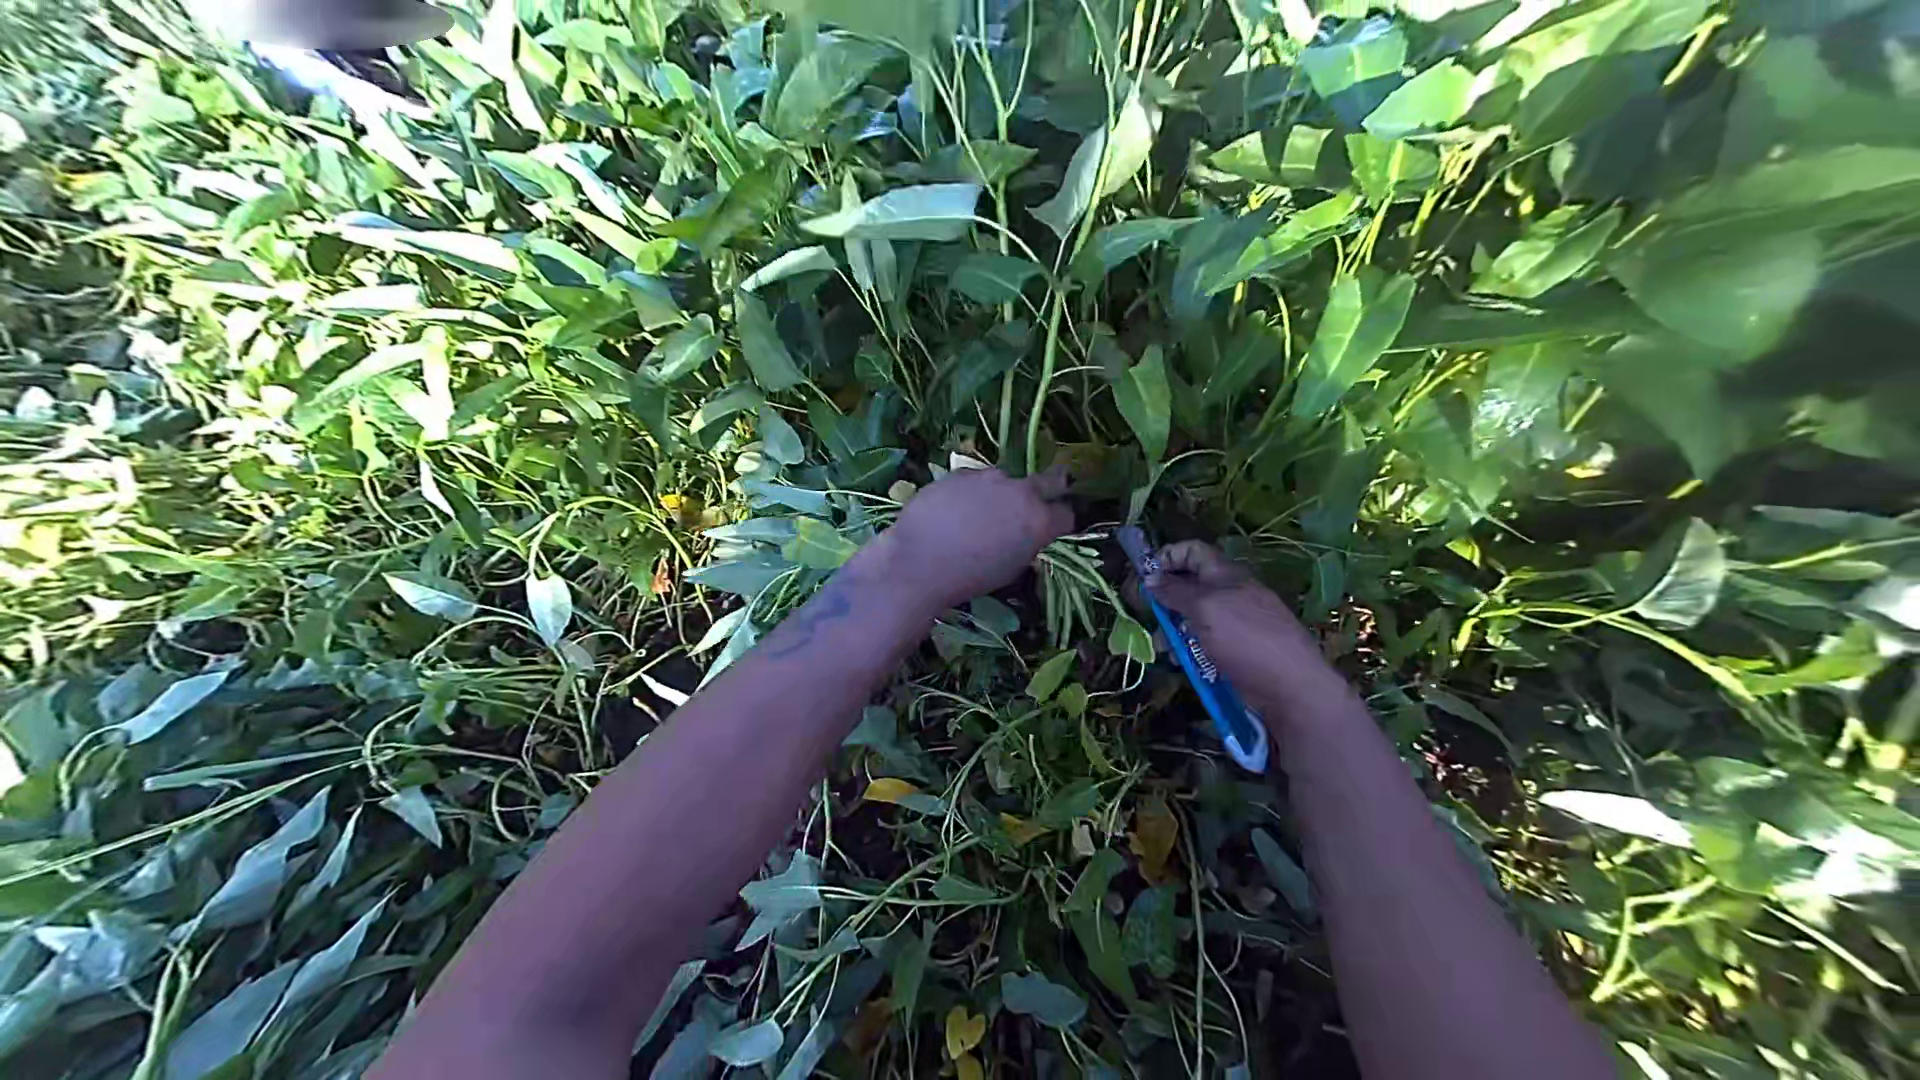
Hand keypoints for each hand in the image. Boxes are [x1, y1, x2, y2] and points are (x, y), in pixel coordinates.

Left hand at [878, 466, 1073, 610]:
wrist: (919, 562)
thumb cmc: (970, 577)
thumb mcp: (1012, 567)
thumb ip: (1027, 543)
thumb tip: (1026, 533)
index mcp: (1039, 520)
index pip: (1066, 513)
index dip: (1061, 521)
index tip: (1054, 526)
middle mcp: (1021, 491)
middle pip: (1051, 480)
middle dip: (1051, 489)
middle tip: (1039, 502)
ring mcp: (990, 477)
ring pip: (1007, 479)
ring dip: (1003, 492)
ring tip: (981, 514)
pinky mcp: (961, 472)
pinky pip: (976, 480)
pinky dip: (973, 492)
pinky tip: (956, 510)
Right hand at [1143, 541, 1329, 695]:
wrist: (1291, 687)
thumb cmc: (1246, 639)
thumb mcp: (1205, 609)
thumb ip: (1175, 592)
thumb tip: (1151, 578)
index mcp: (1226, 575)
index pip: (1193, 551)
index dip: (1168, 557)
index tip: (1147, 578)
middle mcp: (1231, 593)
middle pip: (1190, 584)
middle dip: (1166, 598)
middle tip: (1150, 617)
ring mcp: (1235, 622)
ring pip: (1195, 616)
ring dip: (1174, 628)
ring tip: (1163, 647)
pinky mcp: (1237, 648)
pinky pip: (1206, 640)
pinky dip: (1190, 647)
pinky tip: (1182, 661)